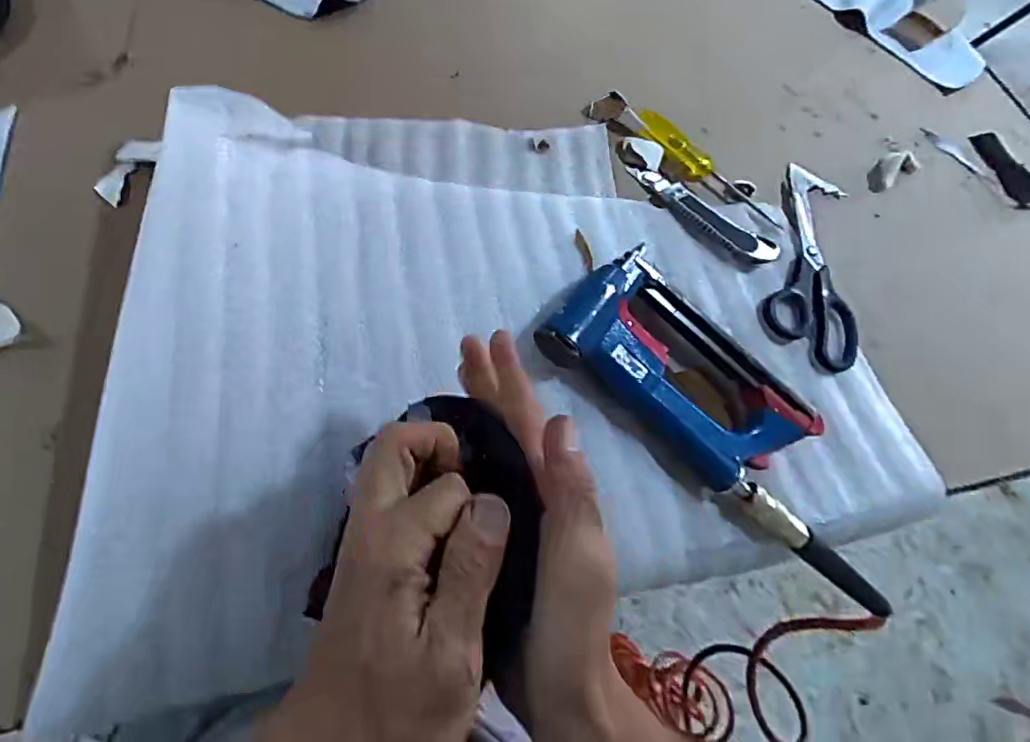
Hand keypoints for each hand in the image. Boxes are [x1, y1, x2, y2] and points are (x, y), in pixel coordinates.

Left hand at [258, 421, 511, 741]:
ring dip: (429, 463)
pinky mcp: (363, 553)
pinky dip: (420, 487)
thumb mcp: (451, 655)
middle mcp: (367, 525)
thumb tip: (492, 499)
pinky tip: (450, 532)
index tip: (502, 537)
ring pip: (388, 464)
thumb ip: (471, 570)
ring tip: (470, 509)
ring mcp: (359, 537)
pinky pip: (390, 492)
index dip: (482, 502)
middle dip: (441, 444)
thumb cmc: (398, 712)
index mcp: (391, 543)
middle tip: (479, 490)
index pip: (450, 484)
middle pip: (394, 443)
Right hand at [460, 332, 681, 741]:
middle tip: (467, 346)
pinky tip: (447, 449)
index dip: (510, 379)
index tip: (491, 340)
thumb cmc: (572, 620)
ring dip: (477, 410)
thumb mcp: (582, 553)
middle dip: (489, 383)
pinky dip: (465, 454)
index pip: (529, 421)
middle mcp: (537, 489)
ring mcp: (517, 512)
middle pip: (510, 424)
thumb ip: (574, 490)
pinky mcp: (496, 536)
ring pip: (494, 446)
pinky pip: (479, 480)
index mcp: (556, 486)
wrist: (561, 688)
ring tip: (456, 381)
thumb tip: (561, 420)